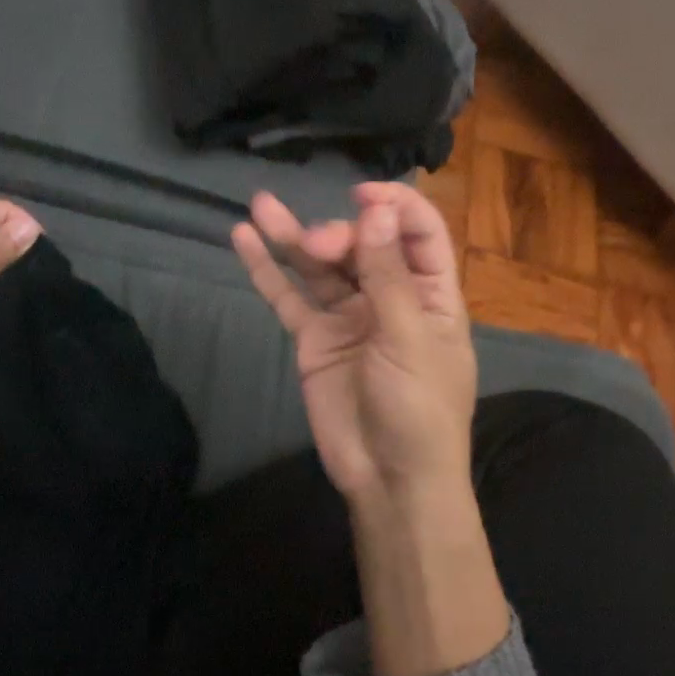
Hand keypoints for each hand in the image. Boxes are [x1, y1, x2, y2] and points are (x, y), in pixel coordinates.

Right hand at [231, 183, 476, 502]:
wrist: (389, 479)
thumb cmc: (419, 410)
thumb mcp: (410, 339)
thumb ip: (388, 275)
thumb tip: (377, 209)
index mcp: (430, 293)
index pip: (417, 232)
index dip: (394, 206)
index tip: (362, 195)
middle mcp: (388, 296)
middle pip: (362, 244)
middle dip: (339, 234)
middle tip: (318, 244)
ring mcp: (347, 316)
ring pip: (319, 265)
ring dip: (293, 235)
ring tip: (262, 205)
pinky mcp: (313, 338)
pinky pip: (288, 296)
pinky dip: (266, 270)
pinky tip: (244, 238)